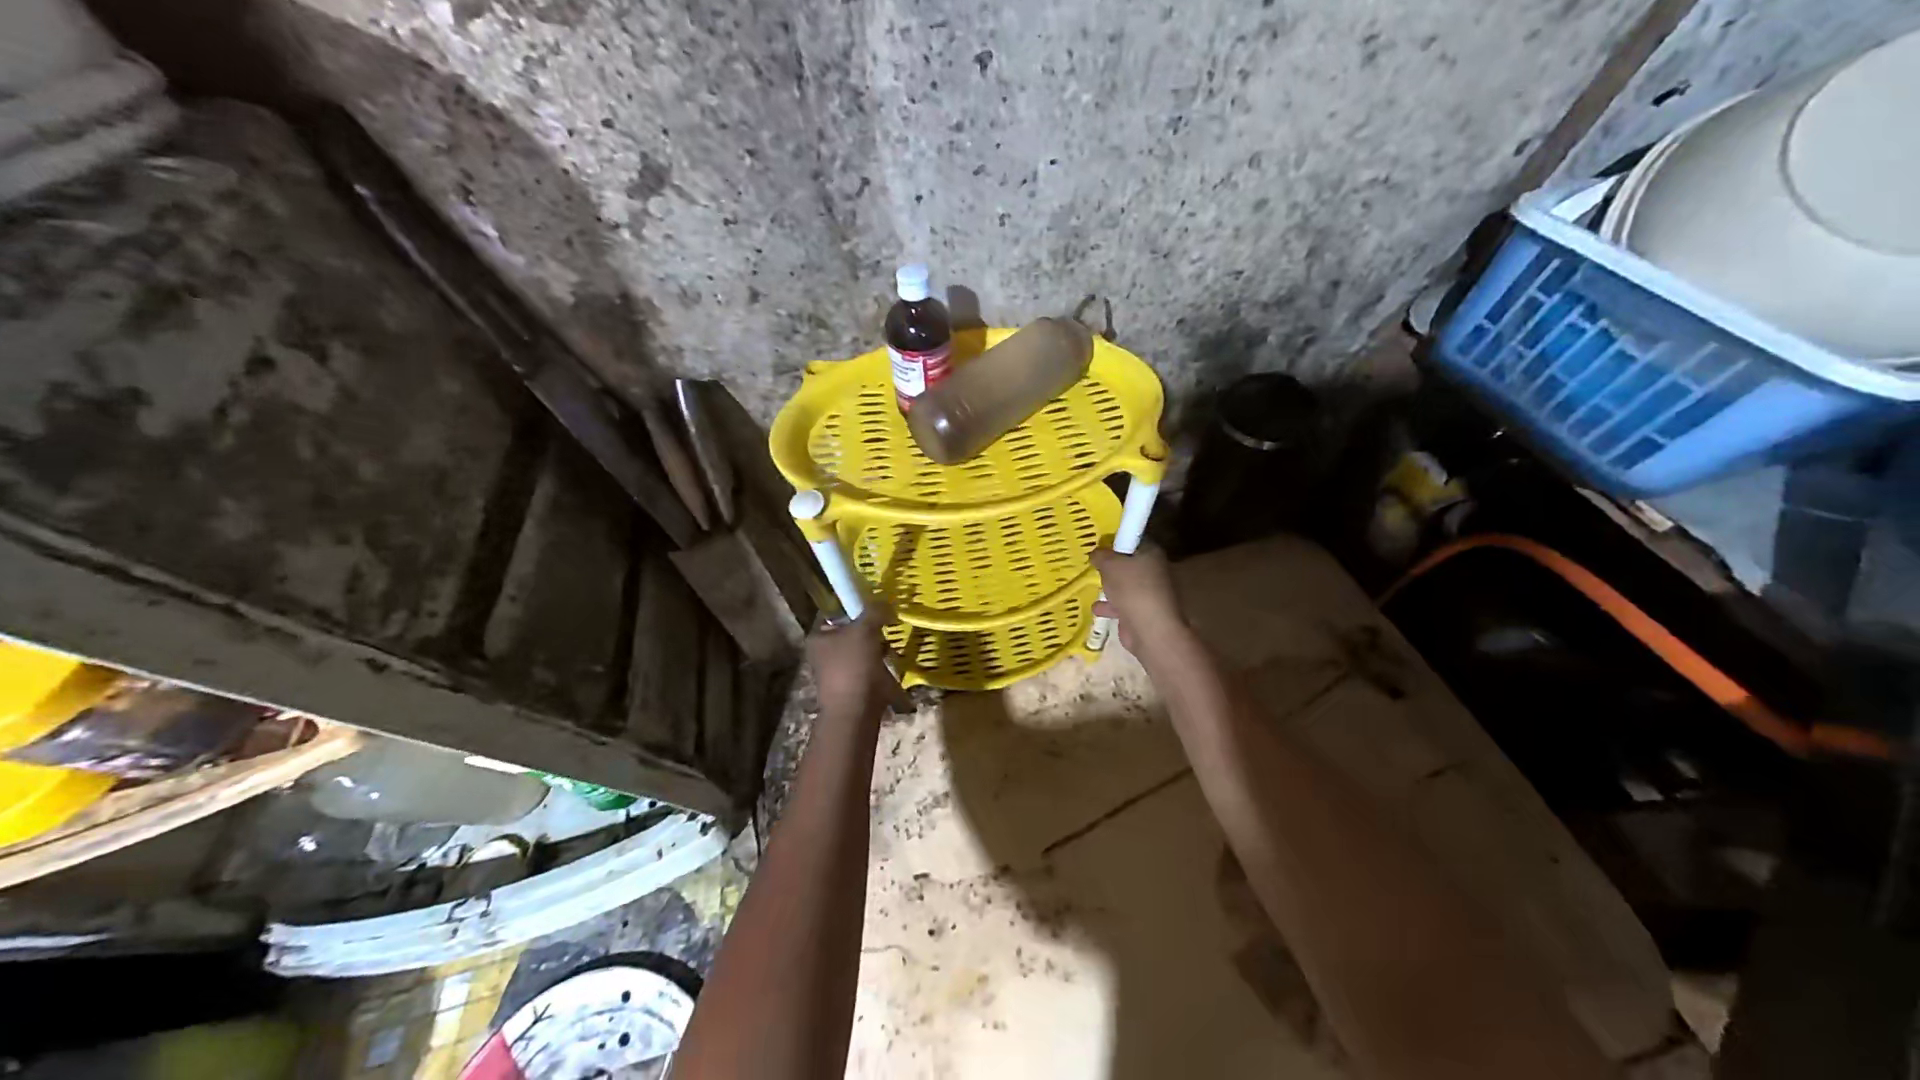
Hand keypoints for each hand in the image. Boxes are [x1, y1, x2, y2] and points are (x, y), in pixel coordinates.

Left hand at [808, 611, 890, 719]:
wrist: (855, 712)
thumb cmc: (853, 666)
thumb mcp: (864, 630)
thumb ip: (874, 612)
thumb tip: (884, 602)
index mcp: (818, 638)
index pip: (837, 614)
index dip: (856, 608)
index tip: (877, 608)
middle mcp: (823, 654)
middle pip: (851, 633)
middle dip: (871, 631)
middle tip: (886, 628)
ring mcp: (837, 673)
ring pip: (862, 652)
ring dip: (878, 650)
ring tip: (891, 649)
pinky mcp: (852, 689)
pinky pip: (869, 671)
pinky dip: (880, 669)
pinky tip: (892, 668)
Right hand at [1092, 546, 1187, 654]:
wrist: (1149, 629)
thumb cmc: (1132, 588)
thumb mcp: (1110, 564)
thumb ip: (1101, 555)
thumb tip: (1096, 553)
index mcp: (1151, 552)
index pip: (1133, 539)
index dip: (1116, 539)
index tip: (1098, 544)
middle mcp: (1153, 570)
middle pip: (1128, 562)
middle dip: (1110, 565)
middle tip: (1093, 565)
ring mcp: (1148, 592)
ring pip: (1125, 584)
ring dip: (1110, 586)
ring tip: (1093, 584)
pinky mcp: (1141, 612)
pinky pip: (1122, 604)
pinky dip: (1110, 605)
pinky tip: (1097, 608)